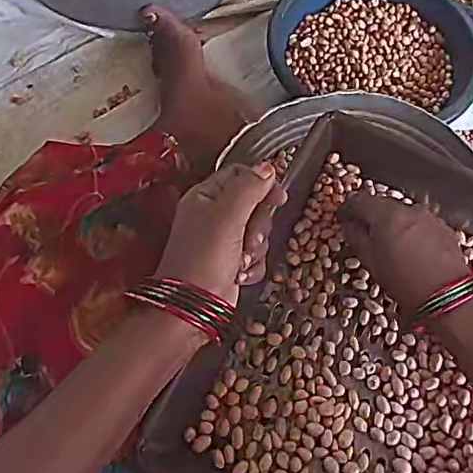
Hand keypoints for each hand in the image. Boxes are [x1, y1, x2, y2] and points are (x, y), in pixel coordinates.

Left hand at [155, 162, 287, 306]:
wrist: (194, 304)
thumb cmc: (202, 259)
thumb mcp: (227, 216)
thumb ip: (248, 188)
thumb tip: (267, 168)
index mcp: (205, 196)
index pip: (239, 175)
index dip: (261, 183)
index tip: (278, 197)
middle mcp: (213, 215)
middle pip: (254, 205)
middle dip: (258, 225)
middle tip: (248, 238)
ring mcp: (223, 239)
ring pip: (259, 231)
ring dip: (256, 248)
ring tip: (241, 259)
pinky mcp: (232, 261)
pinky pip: (257, 255)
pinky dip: (253, 265)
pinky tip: (240, 273)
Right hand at [338, 193, 472, 315]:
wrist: (446, 295)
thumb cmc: (402, 279)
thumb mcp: (369, 260)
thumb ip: (356, 237)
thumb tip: (349, 225)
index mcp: (385, 214)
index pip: (359, 201)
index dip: (347, 209)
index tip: (342, 219)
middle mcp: (409, 209)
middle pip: (382, 204)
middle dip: (370, 215)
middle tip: (362, 232)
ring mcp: (429, 218)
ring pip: (403, 214)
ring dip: (392, 223)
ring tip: (387, 243)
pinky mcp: (444, 230)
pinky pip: (420, 224)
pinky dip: (410, 231)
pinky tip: (410, 249)